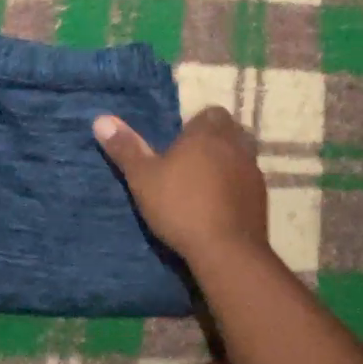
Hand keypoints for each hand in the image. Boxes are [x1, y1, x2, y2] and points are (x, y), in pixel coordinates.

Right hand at [93, 106, 268, 263]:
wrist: (227, 250)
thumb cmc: (180, 206)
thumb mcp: (143, 178)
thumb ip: (126, 147)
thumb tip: (100, 118)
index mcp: (208, 133)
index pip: (210, 112)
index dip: (196, 125)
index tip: (180, 143)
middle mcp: (235, 145)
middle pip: (228, 132)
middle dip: (213, 141)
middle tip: (190, 162)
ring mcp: (253, 172)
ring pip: (241, 156)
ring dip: (227, 164)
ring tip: (205, 185)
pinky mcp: (262, 198)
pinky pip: (247, 183)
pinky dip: (236, 188)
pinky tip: (220, 206)